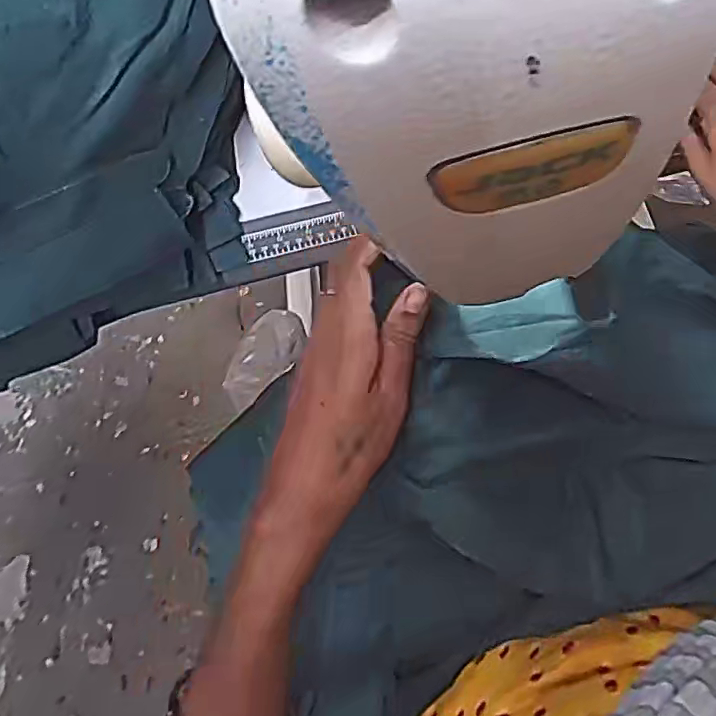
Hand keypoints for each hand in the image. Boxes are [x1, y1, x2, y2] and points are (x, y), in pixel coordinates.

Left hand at [250, 237, 430, 566]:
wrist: (298, 493)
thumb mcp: (390, 395)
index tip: (398, 222)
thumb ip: (400, 338)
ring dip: (362, 271)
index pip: (352, 267)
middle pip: (341, 274)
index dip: (371, 239)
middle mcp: (324, 331)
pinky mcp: (312, 362)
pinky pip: (335, 313)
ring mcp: (314, 346)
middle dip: (369, 249)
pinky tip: (379, 307)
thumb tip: (417, 289)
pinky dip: (356, 296)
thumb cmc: (351, 448)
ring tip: (400, 265)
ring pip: (336, 292)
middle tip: (406, 239)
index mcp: (346, 333)